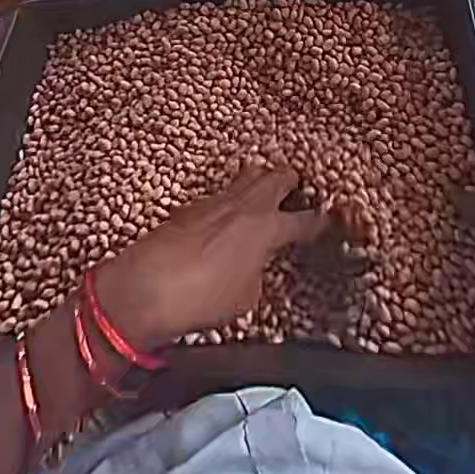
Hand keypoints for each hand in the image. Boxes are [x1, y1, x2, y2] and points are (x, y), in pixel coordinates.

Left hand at [93, 165, 329, 348]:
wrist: (146, 288)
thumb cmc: (202, 297)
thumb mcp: (246, 296)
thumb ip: (258, 271)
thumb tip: (253, 264)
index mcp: (267, 226)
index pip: (303, 220)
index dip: (319, 221)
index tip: (327, 220)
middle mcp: (244, 205)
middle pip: (277, 177)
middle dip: (291, 181)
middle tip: (298, 189)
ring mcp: (215, 201)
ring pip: (248, 176)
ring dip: (261, 182)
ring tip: (267, 192)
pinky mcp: (190, 207)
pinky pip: (222, 194)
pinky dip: (233, 199)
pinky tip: (230, 215)